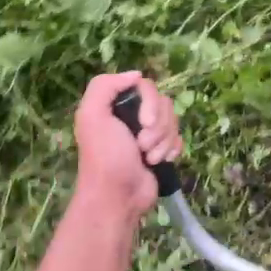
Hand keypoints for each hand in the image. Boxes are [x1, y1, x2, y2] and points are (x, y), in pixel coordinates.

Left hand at [73, 71, 181, 219]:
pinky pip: (179, 138)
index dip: (151, 103)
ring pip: (174, 121)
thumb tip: (136, 75)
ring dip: (163, 142)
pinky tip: (160, 162)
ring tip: (149, 158)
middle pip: (164, 103)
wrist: (118, 196)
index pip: (147, 87)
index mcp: (115, 105)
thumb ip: (105, 86)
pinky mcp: (162, 150)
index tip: (144, 122)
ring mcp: (149, 134)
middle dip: (158, 127)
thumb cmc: (105, 156)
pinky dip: (172, 150)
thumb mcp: (92, 115)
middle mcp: (132, 116)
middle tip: (142, 145)